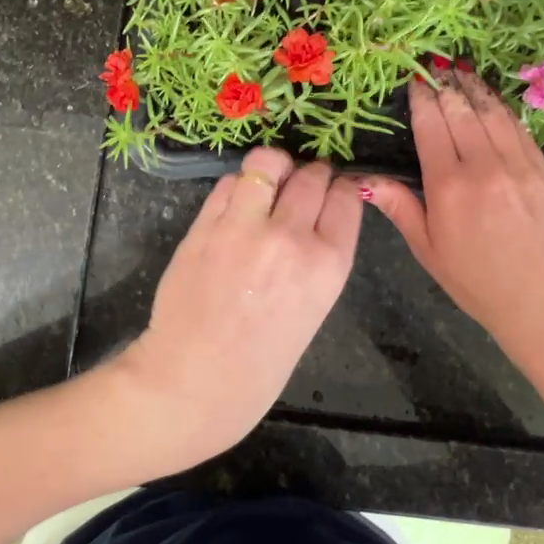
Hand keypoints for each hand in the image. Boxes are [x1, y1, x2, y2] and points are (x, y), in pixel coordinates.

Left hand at [110, 147, 361, 470]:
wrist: (197, 380)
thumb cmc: (261, 360)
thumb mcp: (313, 310)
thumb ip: (318, 259)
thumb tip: (316, 216)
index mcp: (328, 266)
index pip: (346, 199)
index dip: (340, 187)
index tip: (333, 187)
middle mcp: (291, 237)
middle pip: (311, 176)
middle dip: (310, 174)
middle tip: (301, 183)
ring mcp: (244, 227)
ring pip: (268, 163)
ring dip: (273, 167)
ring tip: (269, 179)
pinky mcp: (206, 224)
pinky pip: (228, 182)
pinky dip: (238, 184)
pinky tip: (238, 199)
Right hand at [364, 72, 543, 379]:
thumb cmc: (477, 283)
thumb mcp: (428, 250)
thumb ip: (399, 207)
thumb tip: (363, 180)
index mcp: (448, 187)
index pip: (431, 127)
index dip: (423, 100)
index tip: (416, 82)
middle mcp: (484, 168)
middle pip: (461, 113)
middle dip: (447, 88)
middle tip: (437, 68)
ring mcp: (519, 167)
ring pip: (493, 115)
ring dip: (476, 91)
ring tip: (463, 74)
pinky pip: (520, 131)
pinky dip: (504, 111)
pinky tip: (494, 102)